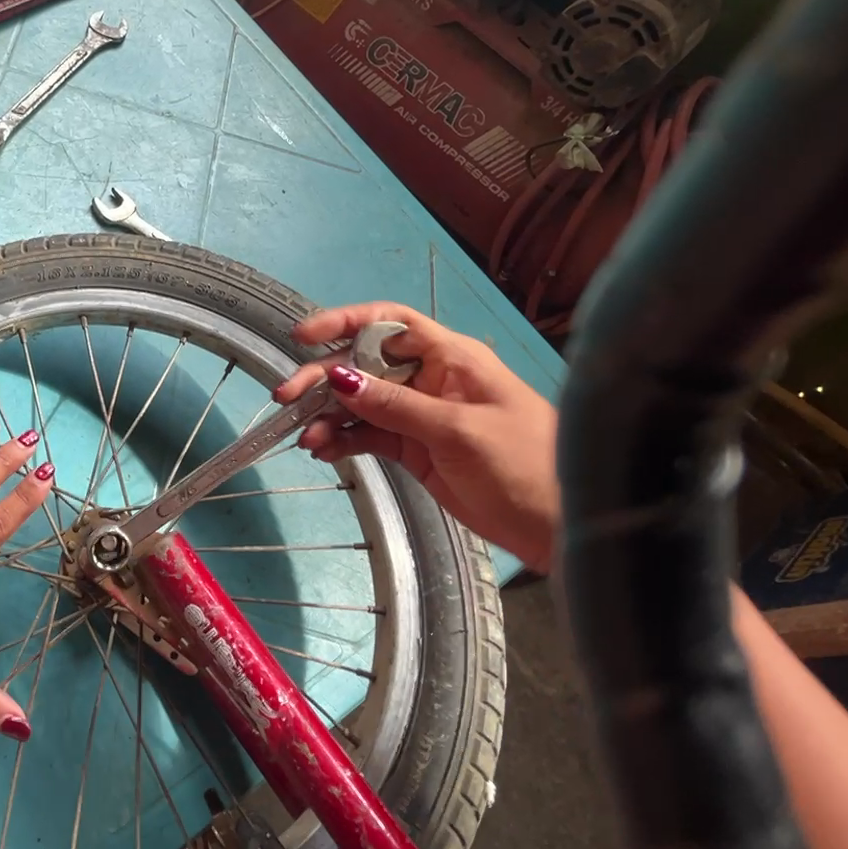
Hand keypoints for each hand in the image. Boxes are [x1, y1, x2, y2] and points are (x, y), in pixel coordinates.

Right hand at [273, 303, 560, 570]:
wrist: (561, 526)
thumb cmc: (524, 463)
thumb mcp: (457, 430)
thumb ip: (394, 405)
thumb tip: (338, 377)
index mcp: (450, 357)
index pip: (389, 324)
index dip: (345, 322)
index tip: (303, 336)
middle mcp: (429, 378)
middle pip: (364, 365)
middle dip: (323, 378)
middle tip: (286, 398)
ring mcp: (418, 414)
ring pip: (359, 403)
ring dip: (328, 417)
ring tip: (305, 440)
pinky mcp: (413, 448)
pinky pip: (367, 435)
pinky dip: (342, 441)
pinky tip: (322, 452)